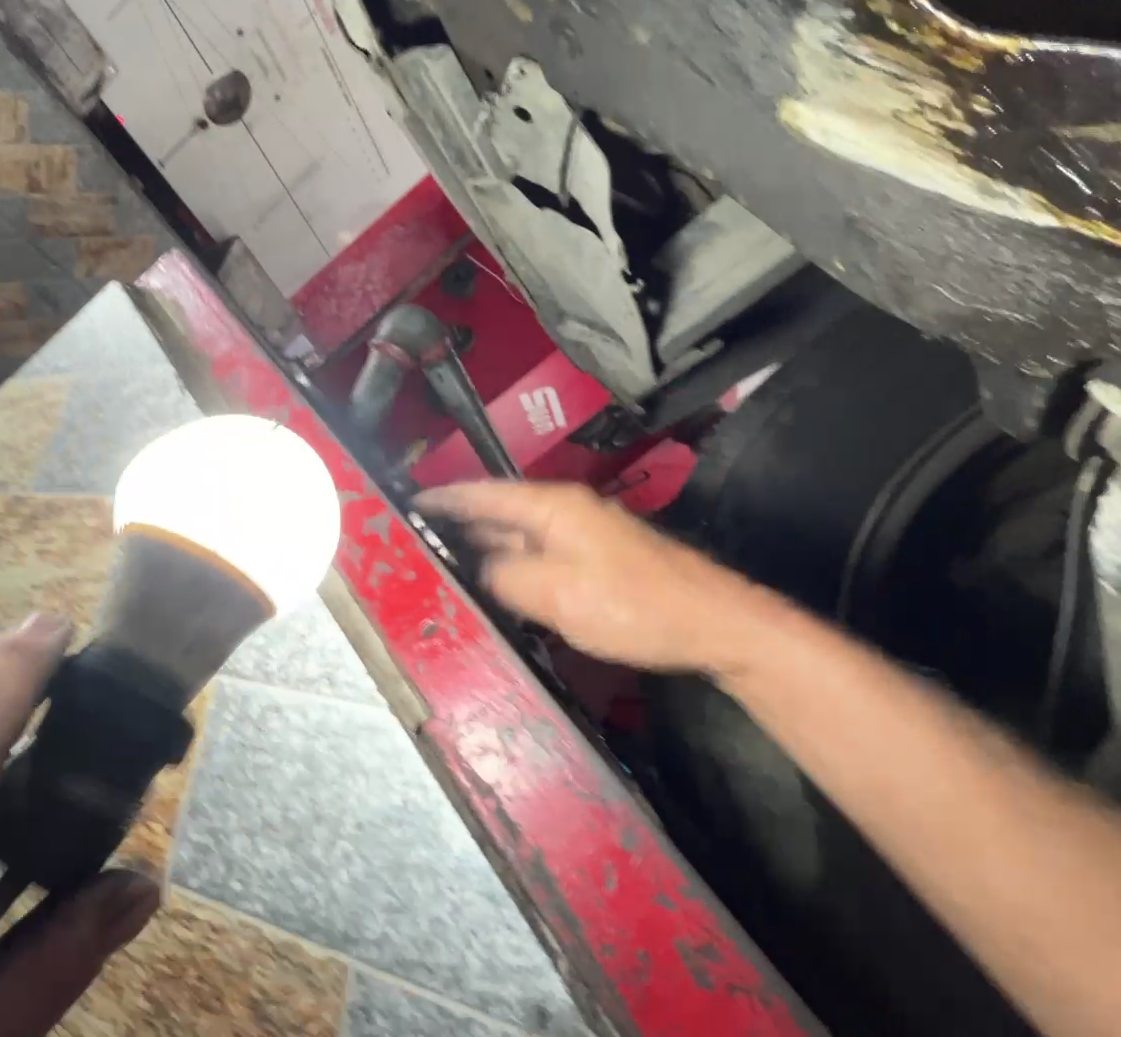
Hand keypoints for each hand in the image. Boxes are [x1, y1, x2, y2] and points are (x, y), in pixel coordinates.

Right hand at [418, 482, 780, 673]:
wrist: (716, 626)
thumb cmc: (634, 605)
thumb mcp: (555, 593)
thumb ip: (504, 577)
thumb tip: (477, 570)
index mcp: (552, 508)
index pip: (482, 494)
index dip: (442, 498)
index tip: (404, 504)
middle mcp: (563, 514)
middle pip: (496, 515)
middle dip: (454, 526)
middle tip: (411, 545)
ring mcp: (580, 539)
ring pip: (515, 539)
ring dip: (479, 550)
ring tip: (439, 566)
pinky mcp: (592, 564)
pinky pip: (534, 559)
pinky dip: (506, 569)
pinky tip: (490, 589)